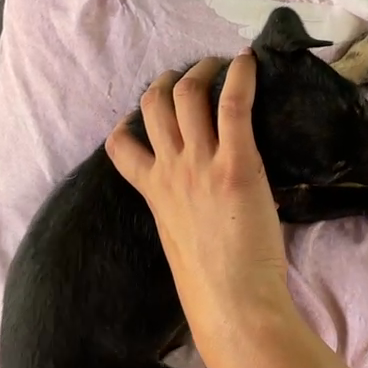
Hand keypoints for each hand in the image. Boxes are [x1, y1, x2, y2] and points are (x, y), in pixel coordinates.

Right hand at [106, 53, 291, 321]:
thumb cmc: (211, 287)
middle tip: (192, 73)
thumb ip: (180, 211)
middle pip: (154, 105)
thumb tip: (198, 199)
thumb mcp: (178, 242)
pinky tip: (247, 61)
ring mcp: (200, 164)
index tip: (144, 111)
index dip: (129, 120)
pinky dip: (240, 76)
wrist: (234, 306)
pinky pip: (232, 104)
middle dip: (168, 80)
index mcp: (152, 193)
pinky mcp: (236, 163)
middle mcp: (169, 171)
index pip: (120, 146)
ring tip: (220, 63)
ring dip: (202, 70)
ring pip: (188, 95)